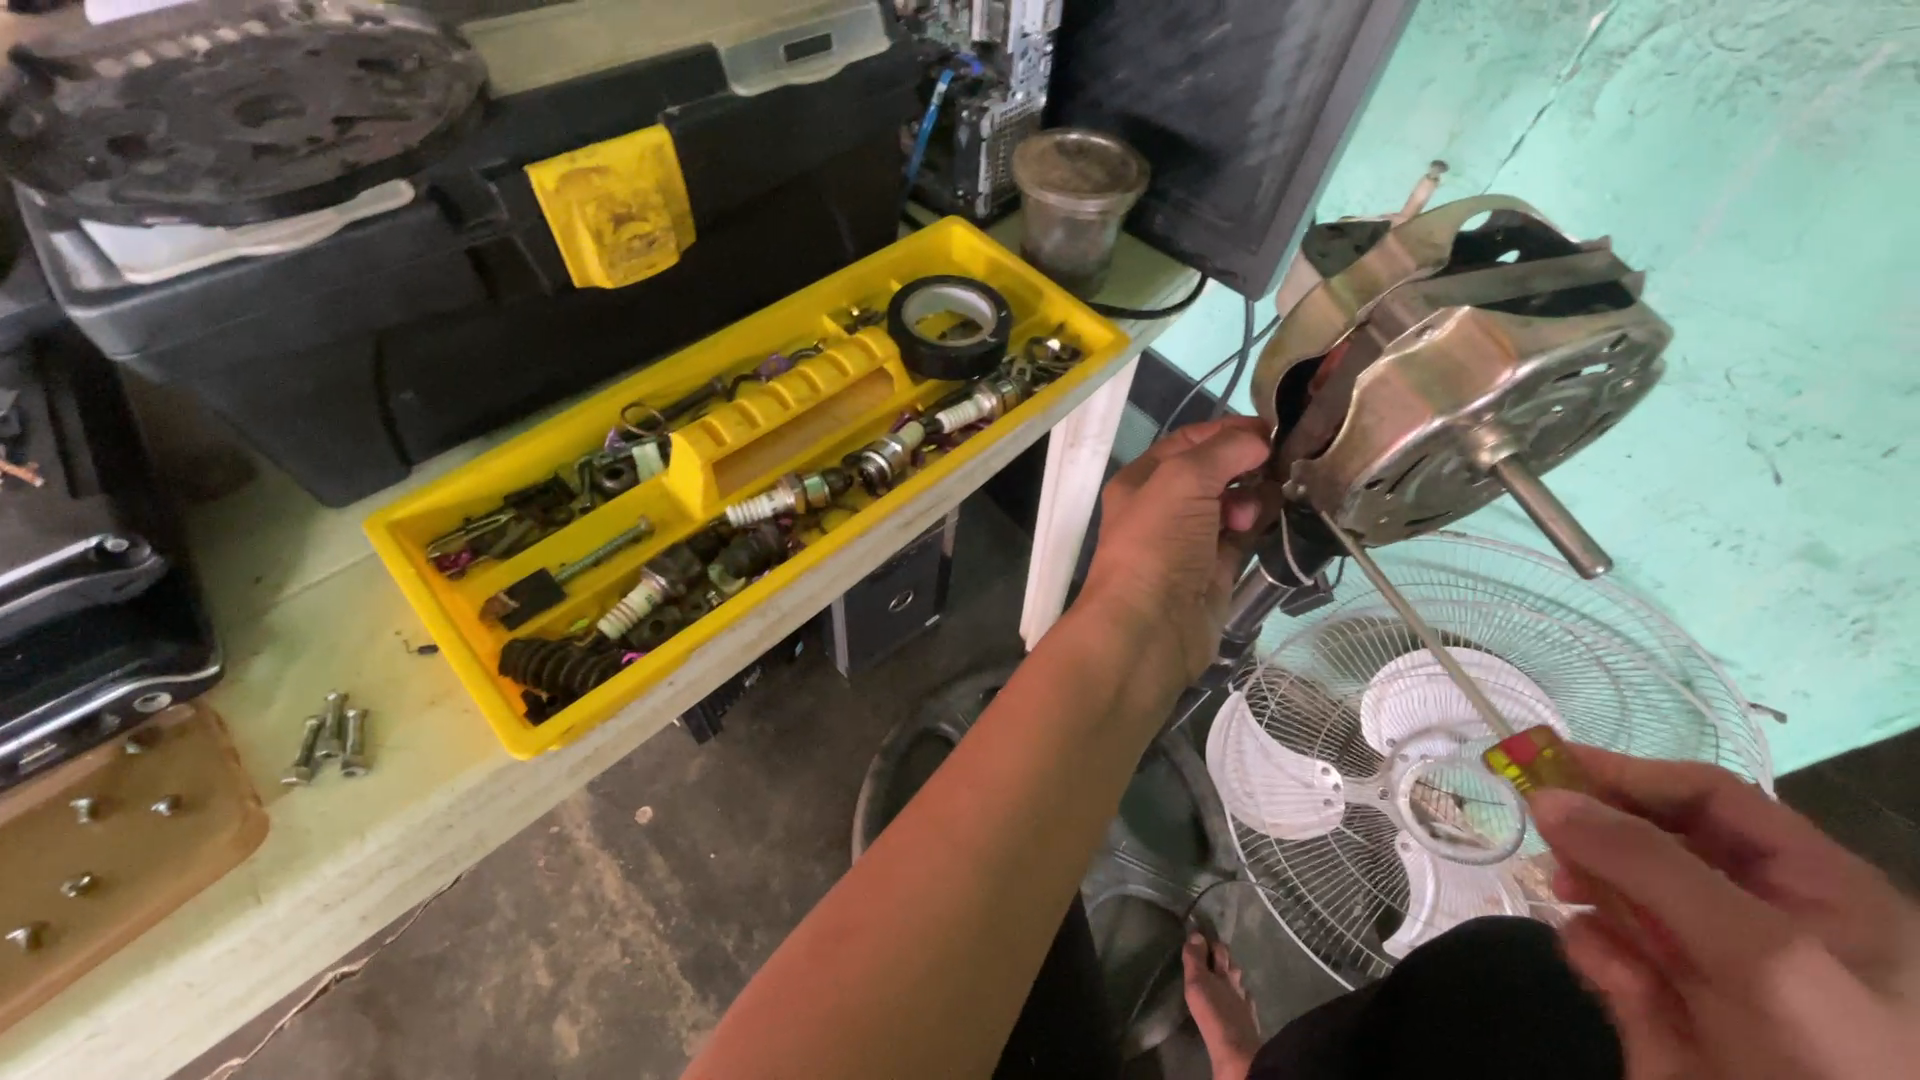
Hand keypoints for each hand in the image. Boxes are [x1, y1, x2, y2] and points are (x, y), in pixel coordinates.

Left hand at [1078, 417, 1268, 682]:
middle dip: (1246, 464)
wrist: (1149, 627)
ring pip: (1233, 504)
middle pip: (1214, 472)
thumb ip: (1223, 452)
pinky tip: (1279, 514)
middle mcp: (1164, 507)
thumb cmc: (1156, 544)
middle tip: (1279, 464)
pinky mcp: (1215, 571)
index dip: (1228, 431)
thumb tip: (1259, 442)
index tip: (1271, 429)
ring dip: (1257, 494)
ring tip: (1269, 499)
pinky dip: (1262, 523)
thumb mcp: (1182, 479)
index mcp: (1143, 480)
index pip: (1189, 442)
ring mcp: (1190, 540)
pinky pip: (1244, 536)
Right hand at [1531, 746, 1919, 1079]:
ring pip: (1620, 893)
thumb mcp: (1758, 952)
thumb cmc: (1835, 1063)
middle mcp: (1758, 916)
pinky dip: (1591, 949)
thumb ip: (1649, 863)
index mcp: (1815, 888)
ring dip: (1587, 888)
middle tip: (1539, 828)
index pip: (1708, 798)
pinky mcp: (1665, 1007)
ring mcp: (1710, 965)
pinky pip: (1607, 952)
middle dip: (1597, 832)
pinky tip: (1600, 969)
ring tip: (1561, 892)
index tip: (1546, 764)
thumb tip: (1545, 797)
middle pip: (1654, 840)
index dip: (1629, 773)